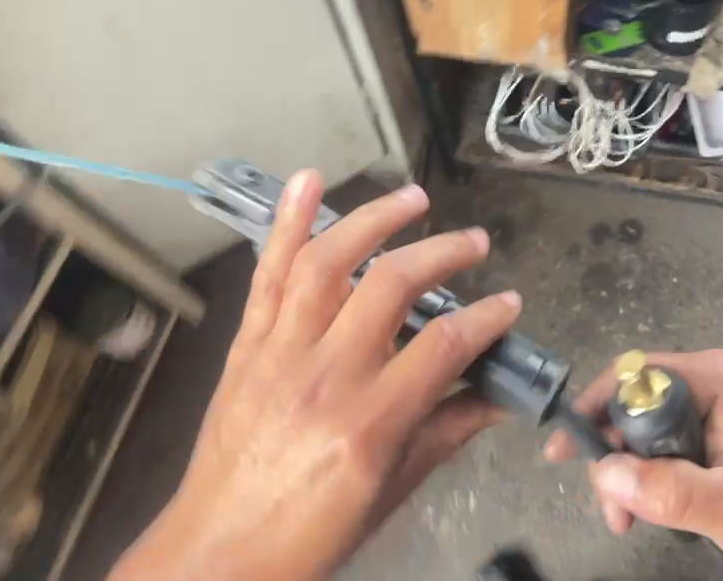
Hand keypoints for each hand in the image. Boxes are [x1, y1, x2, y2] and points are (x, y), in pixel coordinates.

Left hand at [113, 171, 521, 580]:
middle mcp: (324, 374)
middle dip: (442, 253)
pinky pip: (267, 275)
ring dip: (373, 218)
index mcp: (368, 421)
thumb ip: (447, 432)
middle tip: (475, 241)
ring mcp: (279, 352)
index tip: (510, 302)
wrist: (212, 559)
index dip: (487, 319)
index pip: (443, 345)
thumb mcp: (391, 492)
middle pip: (390, 286)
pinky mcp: (247, 345)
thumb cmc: (310, 536)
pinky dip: (286, 222)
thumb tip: (500, 395)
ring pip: (328, 263)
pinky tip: (307, 180)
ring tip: (413, 197)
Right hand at [543, 351, 722, 579]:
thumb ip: (670, 491)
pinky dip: (646, 470)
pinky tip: (648, 507)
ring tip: (627, 519)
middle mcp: (704, 378)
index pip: (633, 374)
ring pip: (642, 422)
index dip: (595, 408)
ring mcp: (707, 400)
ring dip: (626, 468)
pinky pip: (660, 437)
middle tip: (611, 508)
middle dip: (610, 451)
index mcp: (709, 380)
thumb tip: (605, 472)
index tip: (567, 450)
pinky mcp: (709, 423)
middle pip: (632, 400)